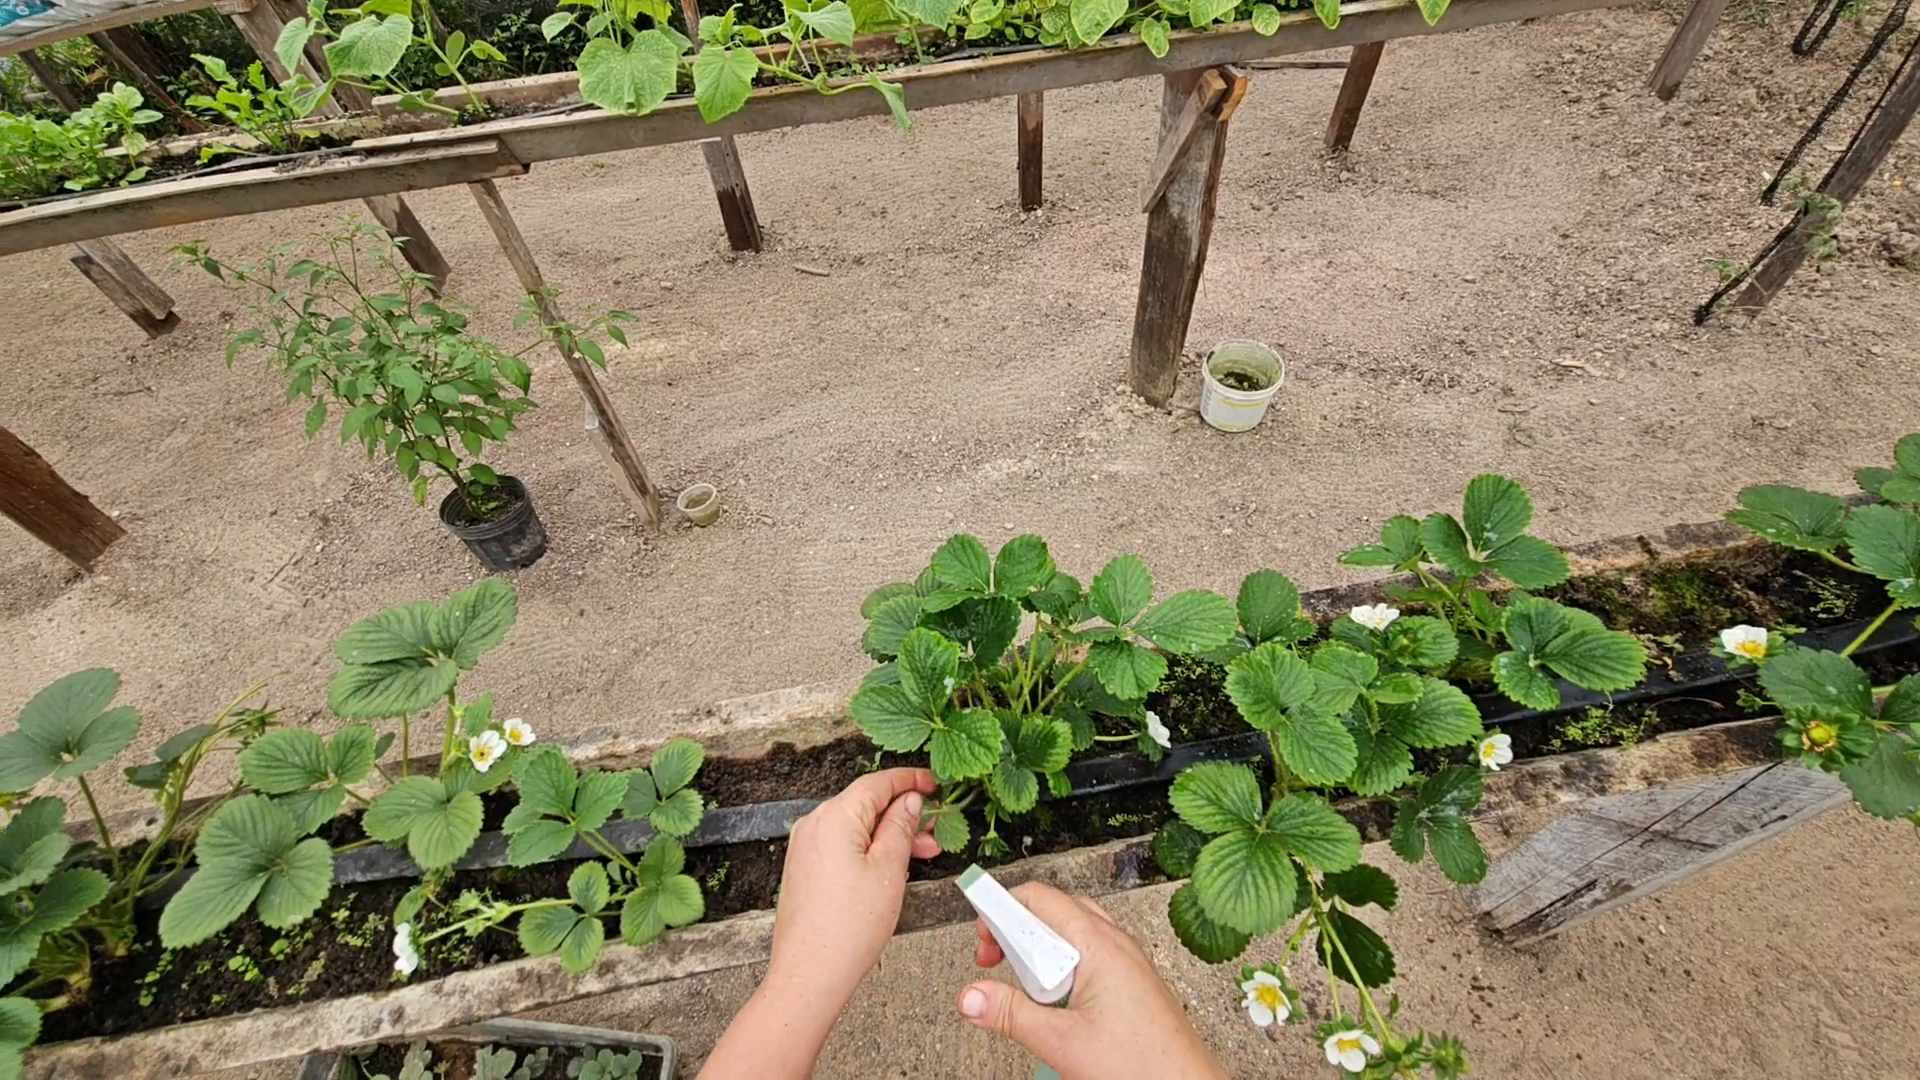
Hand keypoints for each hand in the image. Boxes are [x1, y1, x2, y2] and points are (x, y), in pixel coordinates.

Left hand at [767, 766, 941, 997]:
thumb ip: (901, 826)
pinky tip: (892, 865)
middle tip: (935, 828)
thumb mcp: (889, 869)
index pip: (878, 782)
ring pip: (857, 826)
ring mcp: (806, 845)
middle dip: (904, 813)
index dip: (910, 779)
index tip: (933, 783)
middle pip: (867, 804)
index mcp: (835, 816)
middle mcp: (815, 823)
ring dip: (890, 834)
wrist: (808, 977)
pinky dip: (869, 848)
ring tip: (922, 853)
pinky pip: (843, 843)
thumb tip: (909, 801)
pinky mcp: (805, 866)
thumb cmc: (847, 930)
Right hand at [956, 883, 1227, 1079]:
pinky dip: (1064, 962)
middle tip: (994, 960)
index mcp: (1097, 944)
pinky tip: (1058, 996)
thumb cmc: (1143, 1068)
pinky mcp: (1133, 979)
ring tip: (1025, 981)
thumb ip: (1012, 1016)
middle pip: (1054, 909)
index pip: (1039, 898)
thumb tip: (971, 997)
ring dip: (1041, 946)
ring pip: (1073, 930)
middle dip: (1017, 929)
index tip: (981, 933)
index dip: (1003, 909)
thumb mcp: (1063, 1043)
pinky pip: (1090, 951)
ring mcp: (1127, 959)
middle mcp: (1114, 941)